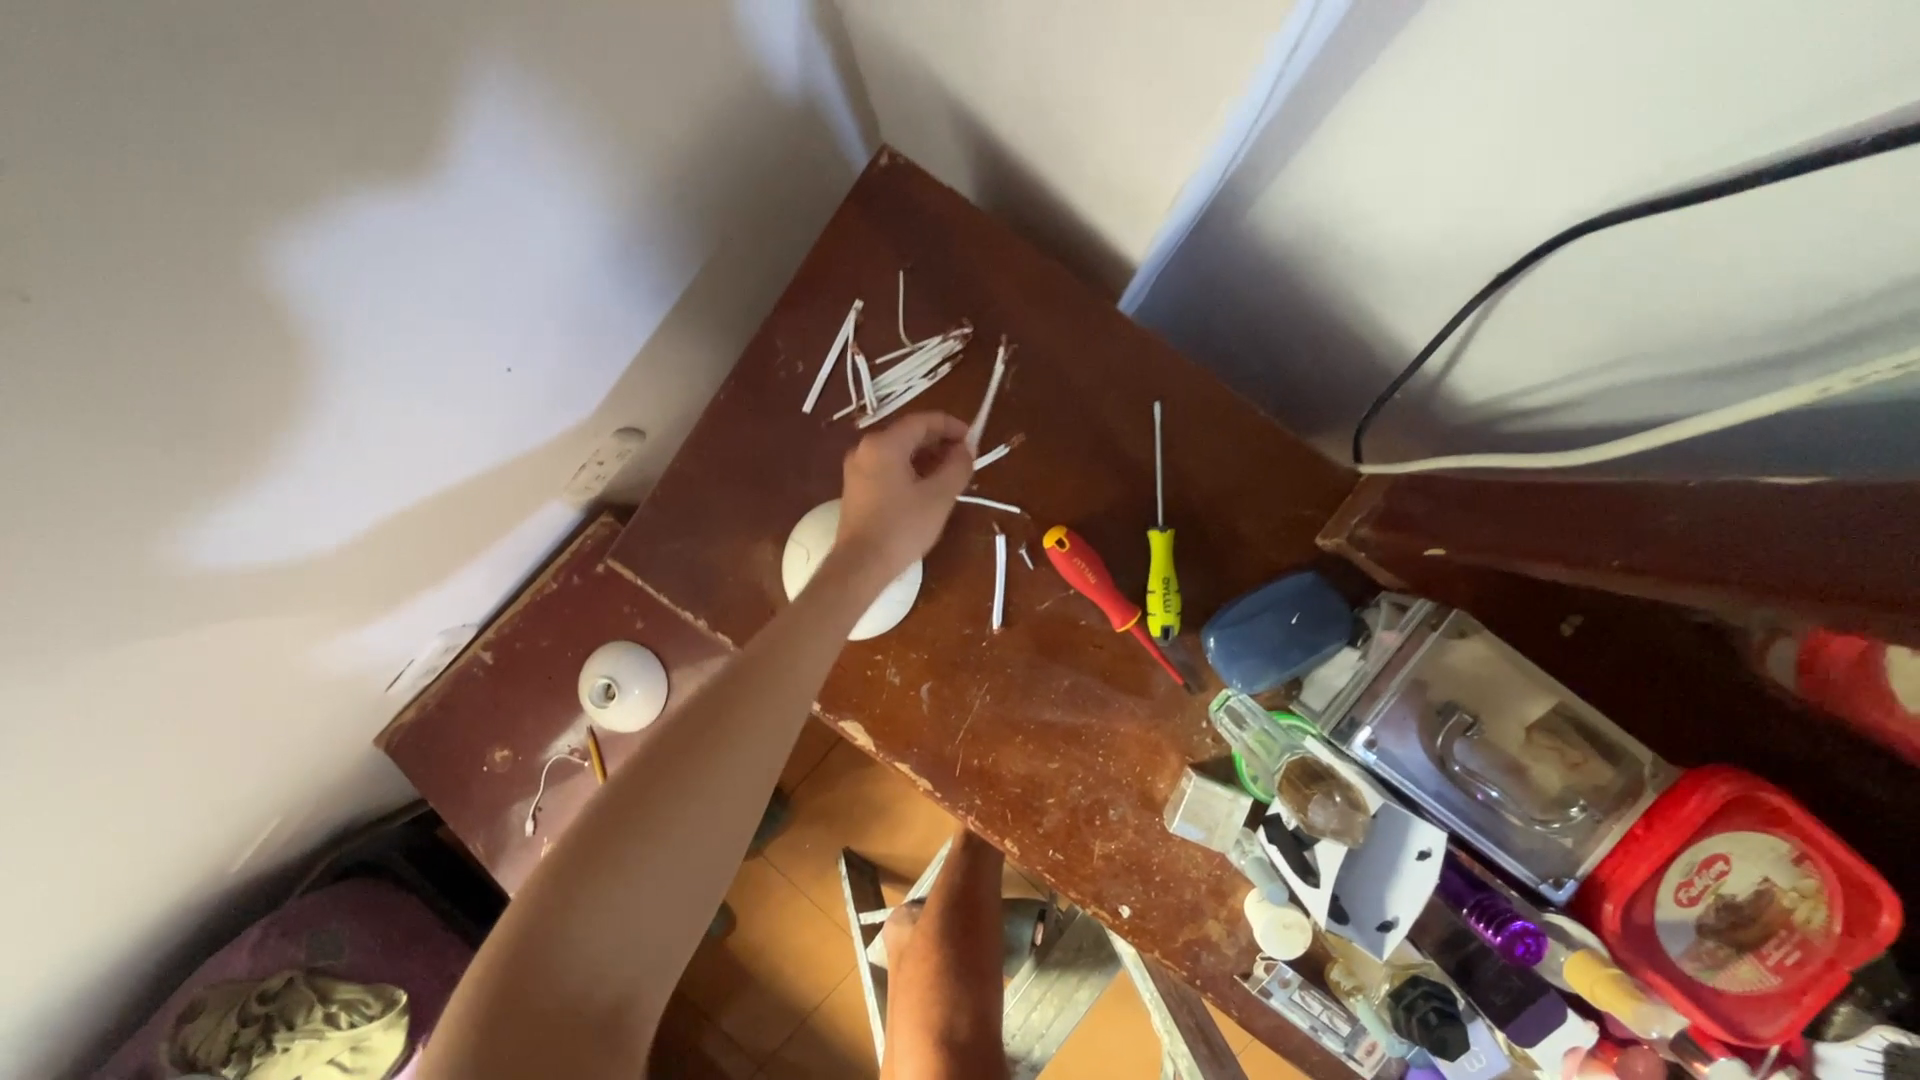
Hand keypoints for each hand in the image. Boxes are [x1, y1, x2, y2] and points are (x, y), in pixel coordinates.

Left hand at [834, 412, 973, 581]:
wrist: (861, 565)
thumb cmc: (902, 527)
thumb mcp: (939, 496)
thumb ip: (957, 466)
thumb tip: (966, 450)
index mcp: (884, 444)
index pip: (922, 421)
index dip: (951, 426)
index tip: (972, 438)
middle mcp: (865, 449)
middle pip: (908, 434)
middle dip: (939, 442)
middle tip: (964, 458)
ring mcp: (857, 468)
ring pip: (897, 452)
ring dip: (925, 458)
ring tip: (950, 475)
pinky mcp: (855, 488)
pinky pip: (887, 468)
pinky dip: (909, 471)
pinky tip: (926, 489)